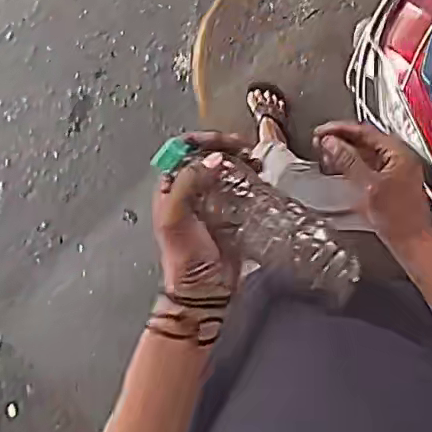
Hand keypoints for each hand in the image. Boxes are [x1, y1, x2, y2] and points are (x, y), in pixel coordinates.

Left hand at [152, 132, 249, 301]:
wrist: (204, 291)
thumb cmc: (184, 258)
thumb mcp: (175, 218)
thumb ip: (189, 184)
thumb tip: (214, 159)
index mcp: (171, 187)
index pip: (184, 149)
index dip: (204, 140)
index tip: (224, 142)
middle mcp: (191, 189)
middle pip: (208, 154)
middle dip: (227, 147)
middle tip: (244, 149)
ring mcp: (212, 199)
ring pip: (227, 167)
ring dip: (241, 159)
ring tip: (254, 161)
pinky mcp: (232, 210)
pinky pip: (241, 185)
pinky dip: (251, 176)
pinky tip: (259, 176)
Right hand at [315, 122, 431, 252]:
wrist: (412, 244)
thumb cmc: (398, 219)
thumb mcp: (368, 186)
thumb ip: (348, 161)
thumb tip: (332, 142)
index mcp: (399, 153)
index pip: (366, 131)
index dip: (341, 129)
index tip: (323, 131)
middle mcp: (400, 158)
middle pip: (366, 140)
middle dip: (342, 139)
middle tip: (321, 141)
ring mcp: (397, 170)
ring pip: (367, 152)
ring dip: (346, 151)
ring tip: (326, 153)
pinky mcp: (391, 183)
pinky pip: (369, 165)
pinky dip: (353, 164)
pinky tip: (341, 168)